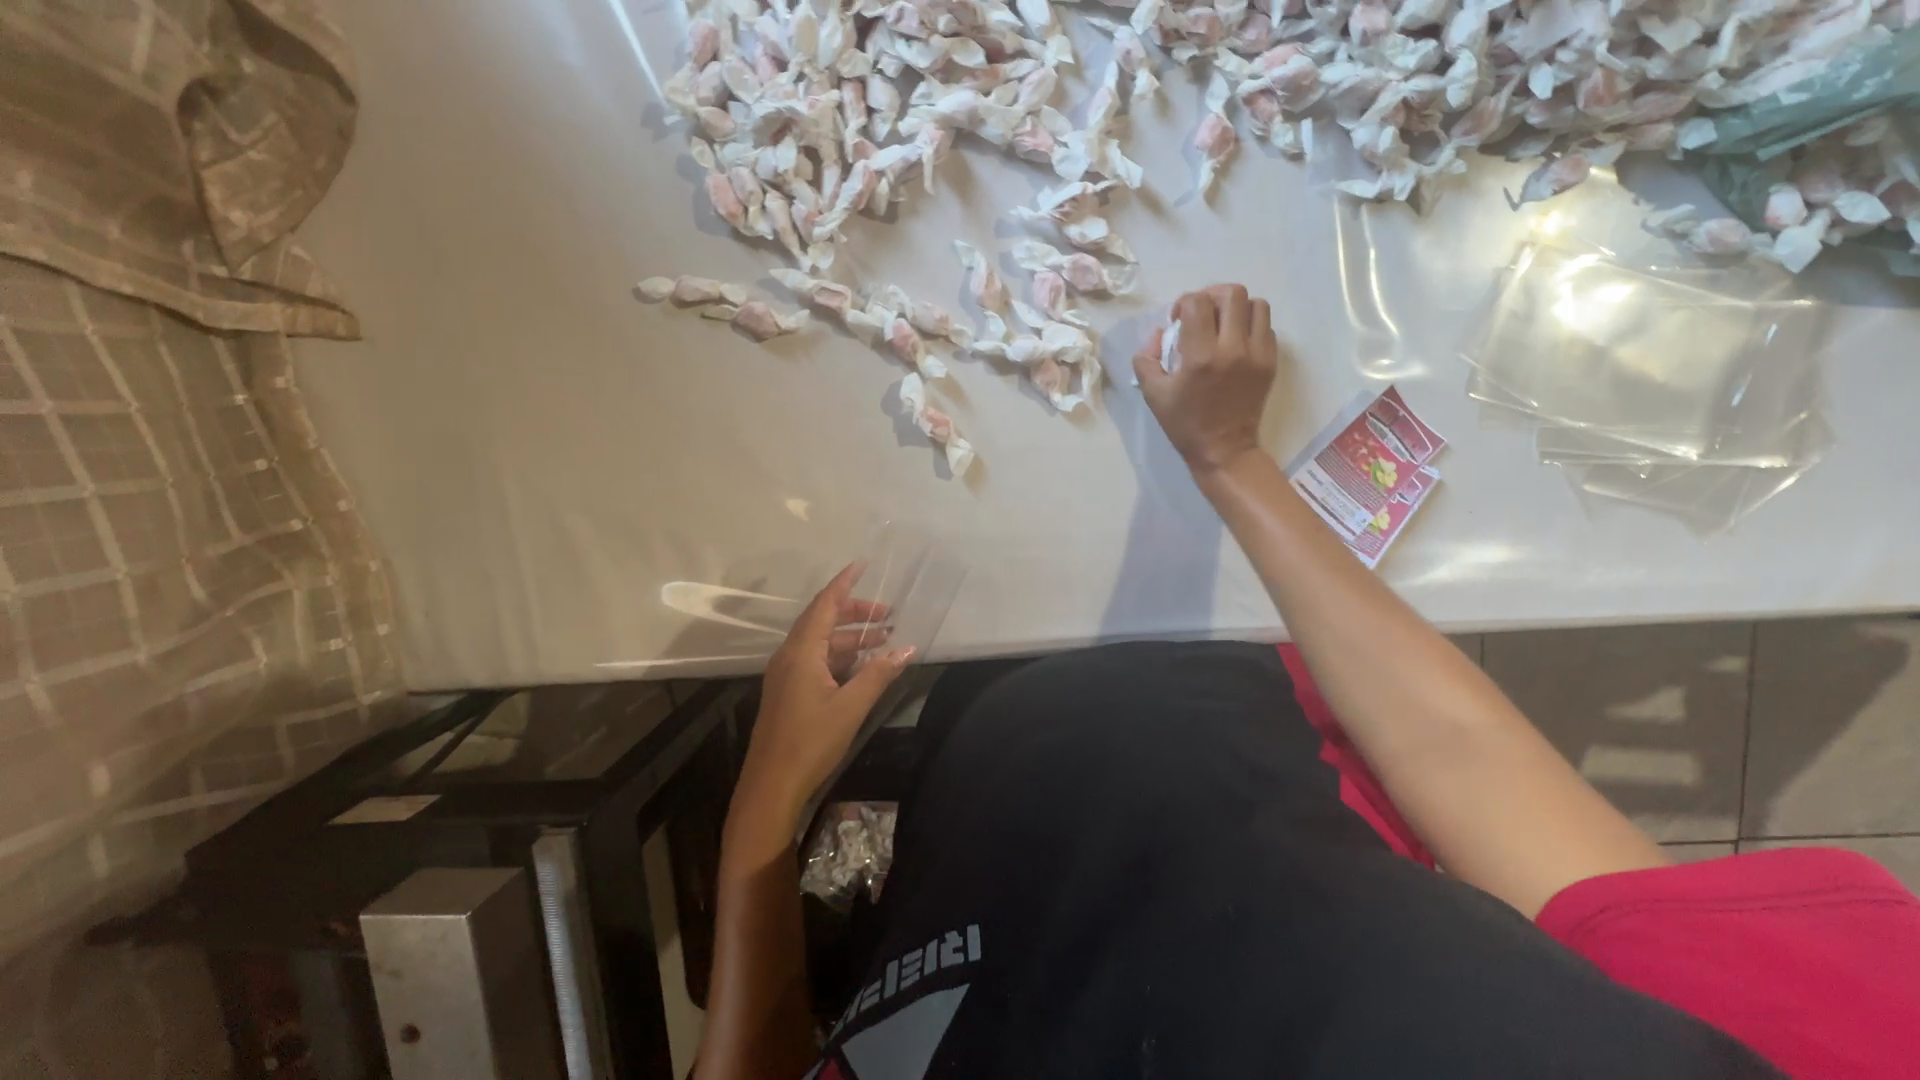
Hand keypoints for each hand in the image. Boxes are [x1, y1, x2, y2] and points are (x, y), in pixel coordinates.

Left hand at [736, 562, 914, 822]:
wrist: (772, 784)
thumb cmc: (811, 741)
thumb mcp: (851, 706)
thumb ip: (879, 674)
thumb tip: (907, 648)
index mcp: (801, 651)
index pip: (825, 604)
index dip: (845, 583)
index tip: (863, 565)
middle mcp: (790, 656)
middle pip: (823, 621)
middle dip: (854, 614)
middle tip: (887, 616)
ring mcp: (786, 675)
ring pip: (821, 643)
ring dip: (850, 639)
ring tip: (883, 640)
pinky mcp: (789, 693)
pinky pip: (816, 661)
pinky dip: (840, 657)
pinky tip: (862, 668)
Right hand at [1133, 284, 1279, 474]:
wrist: (1224, 449)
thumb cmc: (1185, 423)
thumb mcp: (1153, 393)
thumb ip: (1146, 358)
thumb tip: (1159, 332)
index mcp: (1200, 356)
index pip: (1197, 302)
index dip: (1183, 303)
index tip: (1178, 320)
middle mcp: (1233, 349)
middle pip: (1232, 293)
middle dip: (1212, 296)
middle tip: (1202, 314)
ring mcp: (1257, 355)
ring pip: (1256, 305)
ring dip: (1236, 308)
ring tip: (1223, 324)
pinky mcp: (1271, 363)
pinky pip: (1266, 327)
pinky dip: (1250, 327)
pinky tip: (1236, 342)